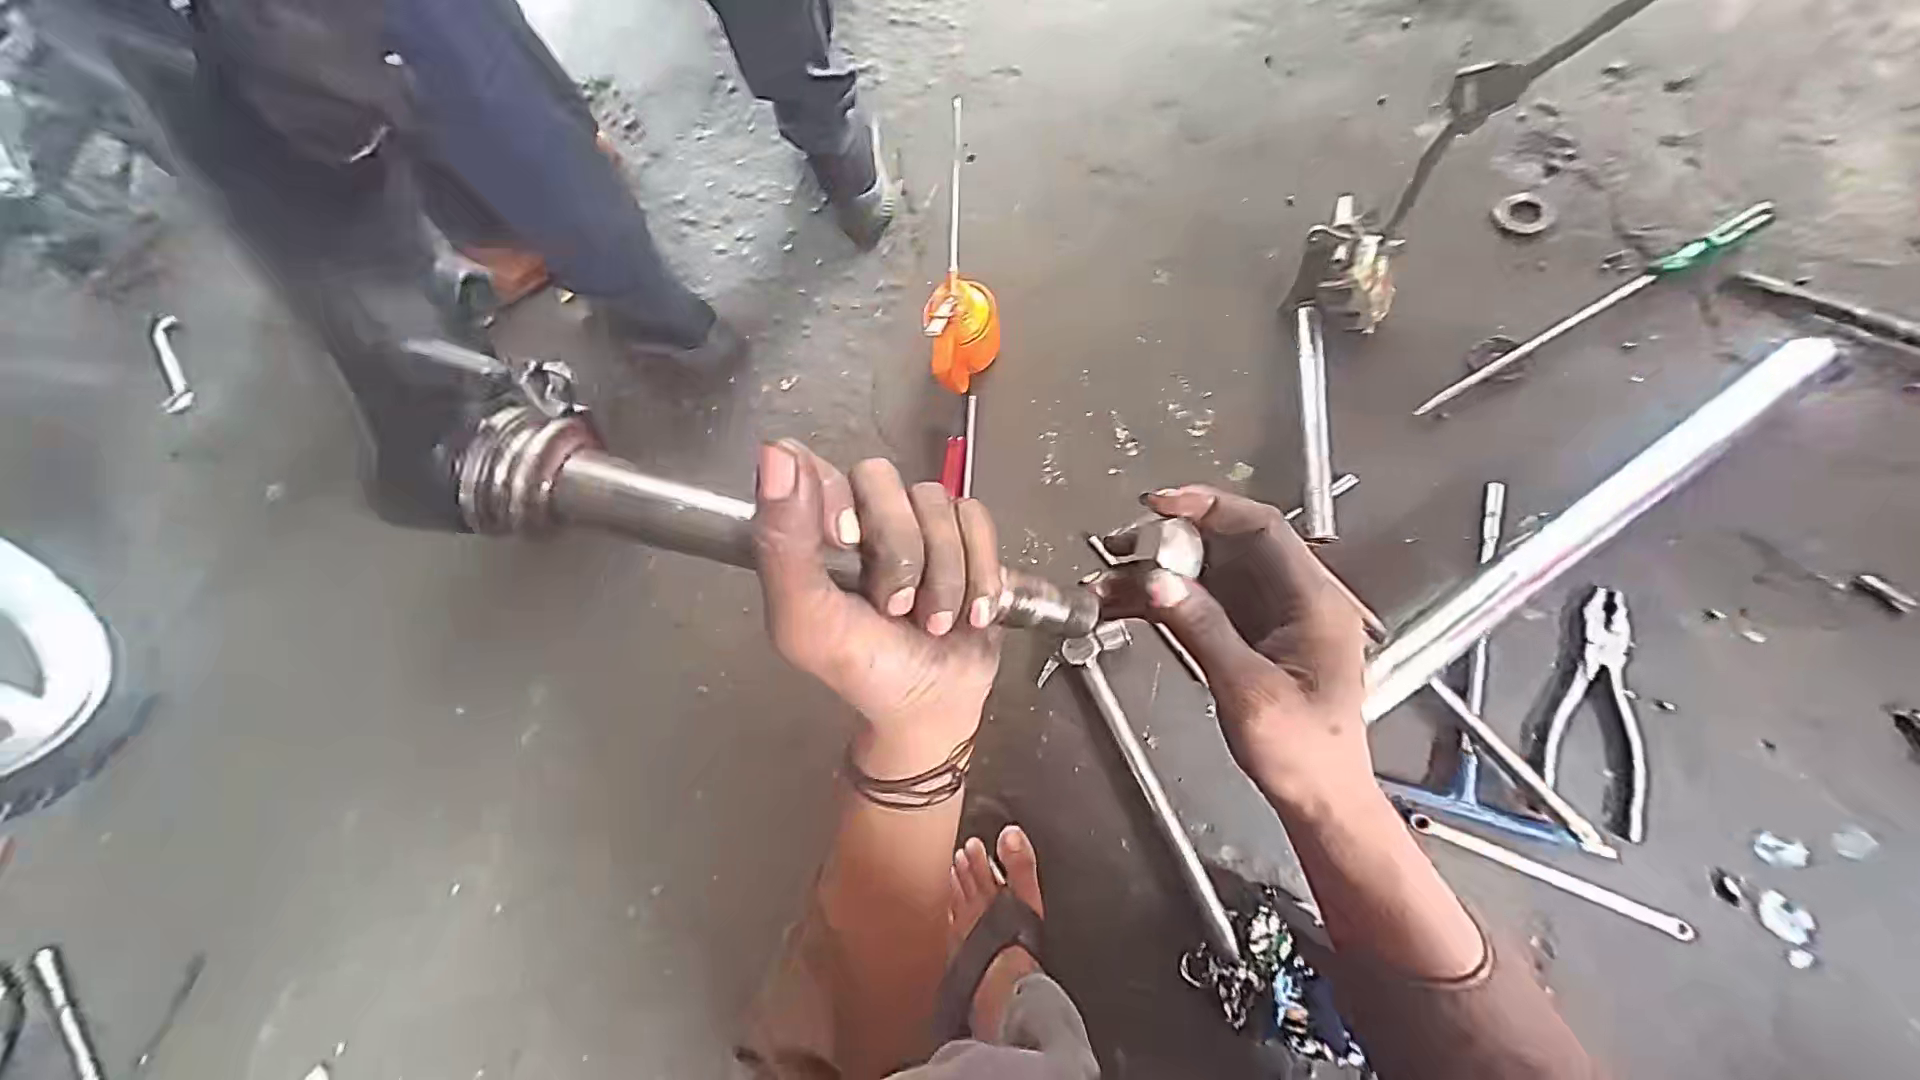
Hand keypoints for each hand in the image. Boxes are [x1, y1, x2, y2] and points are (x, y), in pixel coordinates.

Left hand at [752, 440, 1003, 772]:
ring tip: (936, 623)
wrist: (934, 703)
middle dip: (901, 550)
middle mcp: (864, 515)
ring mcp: (918, 522)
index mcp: (814, 530)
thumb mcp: (807, 621)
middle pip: (884, 479)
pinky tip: (972, 612)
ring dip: (945, 575)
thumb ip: (783, 544)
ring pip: (937, 502)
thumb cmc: (864, 667)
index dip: (838, 498)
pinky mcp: (965, 535)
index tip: (846, 545)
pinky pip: (976, 519)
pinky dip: (980, 571)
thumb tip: (775, 453)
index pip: (819, 466)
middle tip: (899, 607)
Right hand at [1096, 486, 1370, 814]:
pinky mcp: (1242, 634)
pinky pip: (1196, 603)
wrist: (1319, 799)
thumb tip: (1157, 582)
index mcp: (1312, 600)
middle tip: (1119, 548)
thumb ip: (1203, 630)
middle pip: (1225, 546)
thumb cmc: (1301, 752)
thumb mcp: (1249, 691)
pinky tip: (1122, 607)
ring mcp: (1265, 615)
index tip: (1157, 504)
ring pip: (1203, 574)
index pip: (1260, 528)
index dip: (1207, 506)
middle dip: (1167, 542)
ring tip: (1106, 583)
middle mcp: (1290, 597)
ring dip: (1154, 575)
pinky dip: (1160, 603)